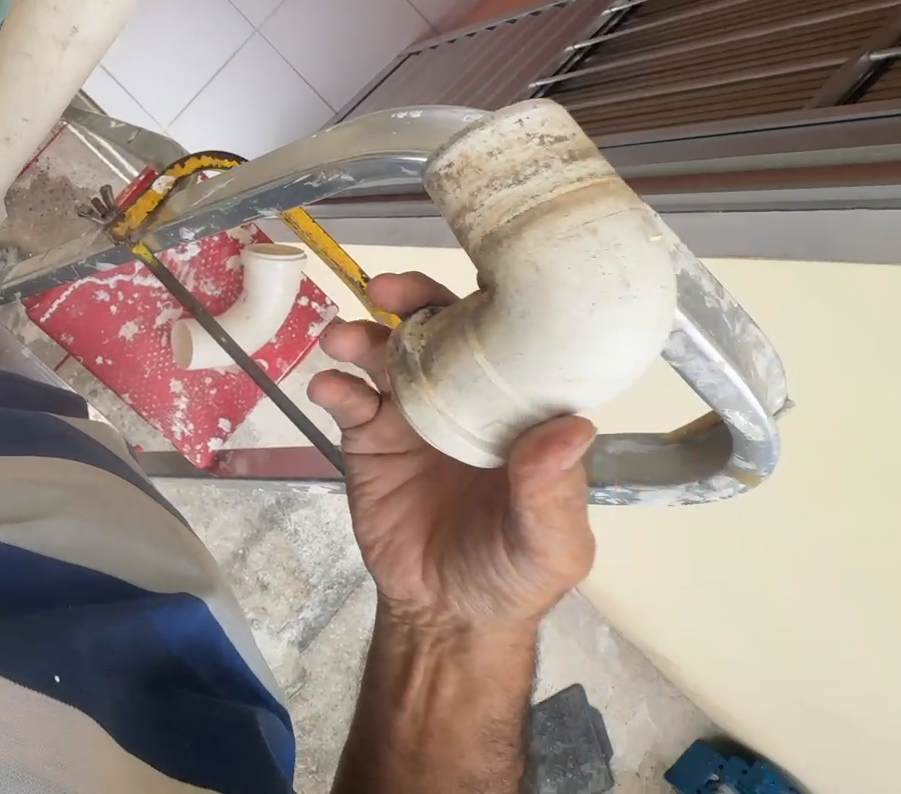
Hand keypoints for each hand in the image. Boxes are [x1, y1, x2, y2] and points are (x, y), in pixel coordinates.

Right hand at [308, 273, 595, 627]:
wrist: (441, 610)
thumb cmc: (510, 573)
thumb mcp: (549, 544)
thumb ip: (553, 490)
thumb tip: (572, 426)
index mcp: (511, 413)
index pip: (502, 345)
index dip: (484, 307)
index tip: (466, 288)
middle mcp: (459, 401)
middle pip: (434, 334)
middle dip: (409, 302)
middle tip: (384, 291)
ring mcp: (406, 416)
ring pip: (381, 357)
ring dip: (360, 338)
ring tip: (341, 340)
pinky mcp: (365, 437)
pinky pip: (346, 400)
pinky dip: (333, 386)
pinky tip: (328, 389)